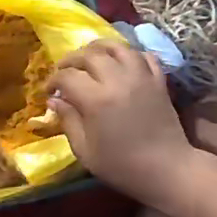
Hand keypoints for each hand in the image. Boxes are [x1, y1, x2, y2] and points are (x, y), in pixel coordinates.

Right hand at [48, 39, 198, 203]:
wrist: (166, 169)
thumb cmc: (121, 166)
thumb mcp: (85, 151)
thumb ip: (68, 121)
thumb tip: (54, 100)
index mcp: (96, 100)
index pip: (67, 76)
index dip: (53, 80)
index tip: (49, 91)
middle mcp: (118, 80)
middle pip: (89, 55)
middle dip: (71, 60)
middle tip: (64, 70)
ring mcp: (141, 77)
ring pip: (117, 47)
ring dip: (99, 48)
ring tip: (89, 56)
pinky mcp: (158, 80)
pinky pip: (143, 55)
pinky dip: (129, 54)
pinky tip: (120, 62)